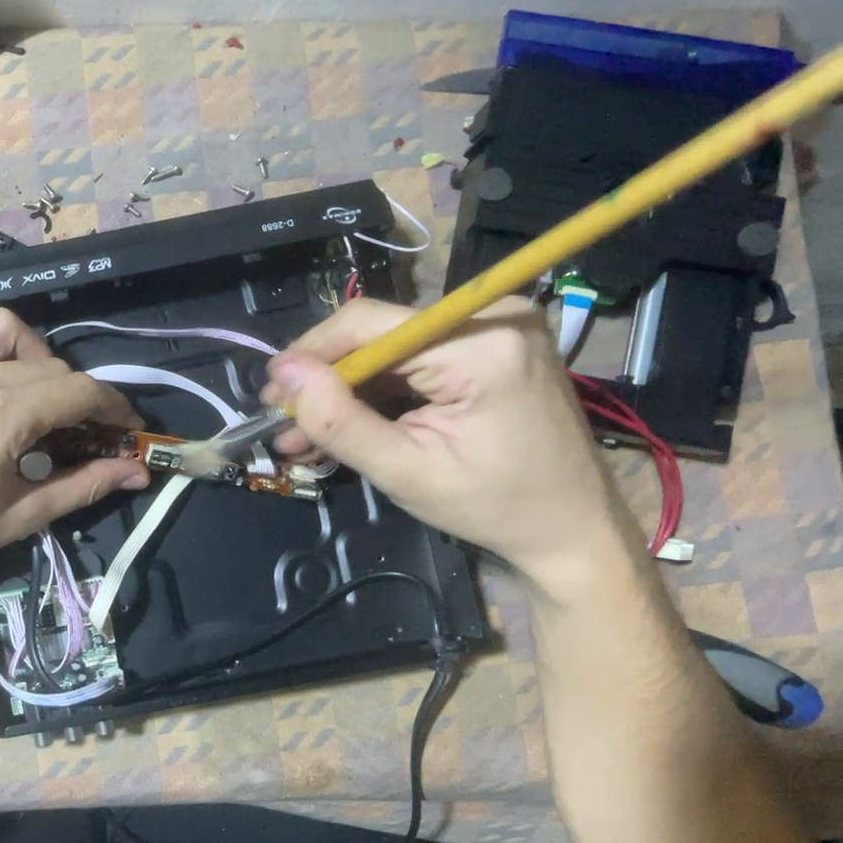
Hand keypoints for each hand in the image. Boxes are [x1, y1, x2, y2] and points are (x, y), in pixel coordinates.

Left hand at [0, 309, 149, 594]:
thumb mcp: (23, 515)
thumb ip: (85, 485)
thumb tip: (139, 471)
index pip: (76, 391)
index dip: (113, 407)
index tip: (126, 428)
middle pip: (49, 365)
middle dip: (78, 394)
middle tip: (82, 431)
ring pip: (3, 329)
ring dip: (32, 353)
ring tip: (34, 394)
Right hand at [261, 297, 631, 583]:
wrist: (571, 527)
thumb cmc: (493, 506)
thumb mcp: (404, 470)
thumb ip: (339, 420)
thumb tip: (281, 373)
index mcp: (478, 342)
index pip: (367, 324)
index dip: (309, 357)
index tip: (271, 398)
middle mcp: (491, 314)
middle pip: (376, 334)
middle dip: (324, 383)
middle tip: (284, 425)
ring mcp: (494, 326)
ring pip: (388, 349)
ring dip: (345, 392)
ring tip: (304, 435)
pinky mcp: (490, 345)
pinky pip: (414, 360)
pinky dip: (377, 393)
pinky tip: (345, 425)